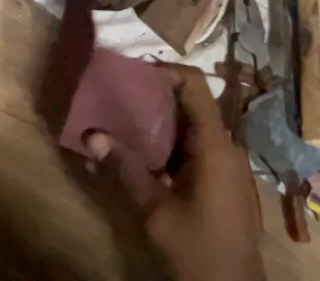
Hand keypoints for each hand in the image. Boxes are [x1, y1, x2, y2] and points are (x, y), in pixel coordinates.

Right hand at [86, 65, 264, 280]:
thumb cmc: (198, 249)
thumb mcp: (156, 212)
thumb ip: (125, 170)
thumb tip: (91, 136)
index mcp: (214, 143)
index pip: (195, 84)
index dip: (166, 70)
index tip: (133, 71)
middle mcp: (226, 145)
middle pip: (192, 103)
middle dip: (155, 96)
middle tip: (119, 95)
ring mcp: (228, 164)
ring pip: (193, 127)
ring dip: (161, 122)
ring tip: (124, 122)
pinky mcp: (225, 181)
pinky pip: (198, 148)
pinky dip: (171, 144)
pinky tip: (144, 157)